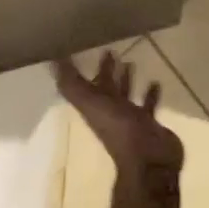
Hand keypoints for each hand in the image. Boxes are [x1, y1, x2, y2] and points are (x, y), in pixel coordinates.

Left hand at [55, 52, 184, 175]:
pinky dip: (150, 94)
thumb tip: (52, 60)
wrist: (149, 159)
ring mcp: (129, 119)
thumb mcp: (91, 103)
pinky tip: (155, 82)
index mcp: (93, 107)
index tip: (83, 48)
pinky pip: (148, 105)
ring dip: (126, 80)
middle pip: (105, 88)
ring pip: (125, 95)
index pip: (84, 85)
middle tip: (111, 50)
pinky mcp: (148, 123)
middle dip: (107, 71)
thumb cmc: (120, 128)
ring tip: (131, 62)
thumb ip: (73, 84)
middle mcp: (109, 113)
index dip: (82, 69)